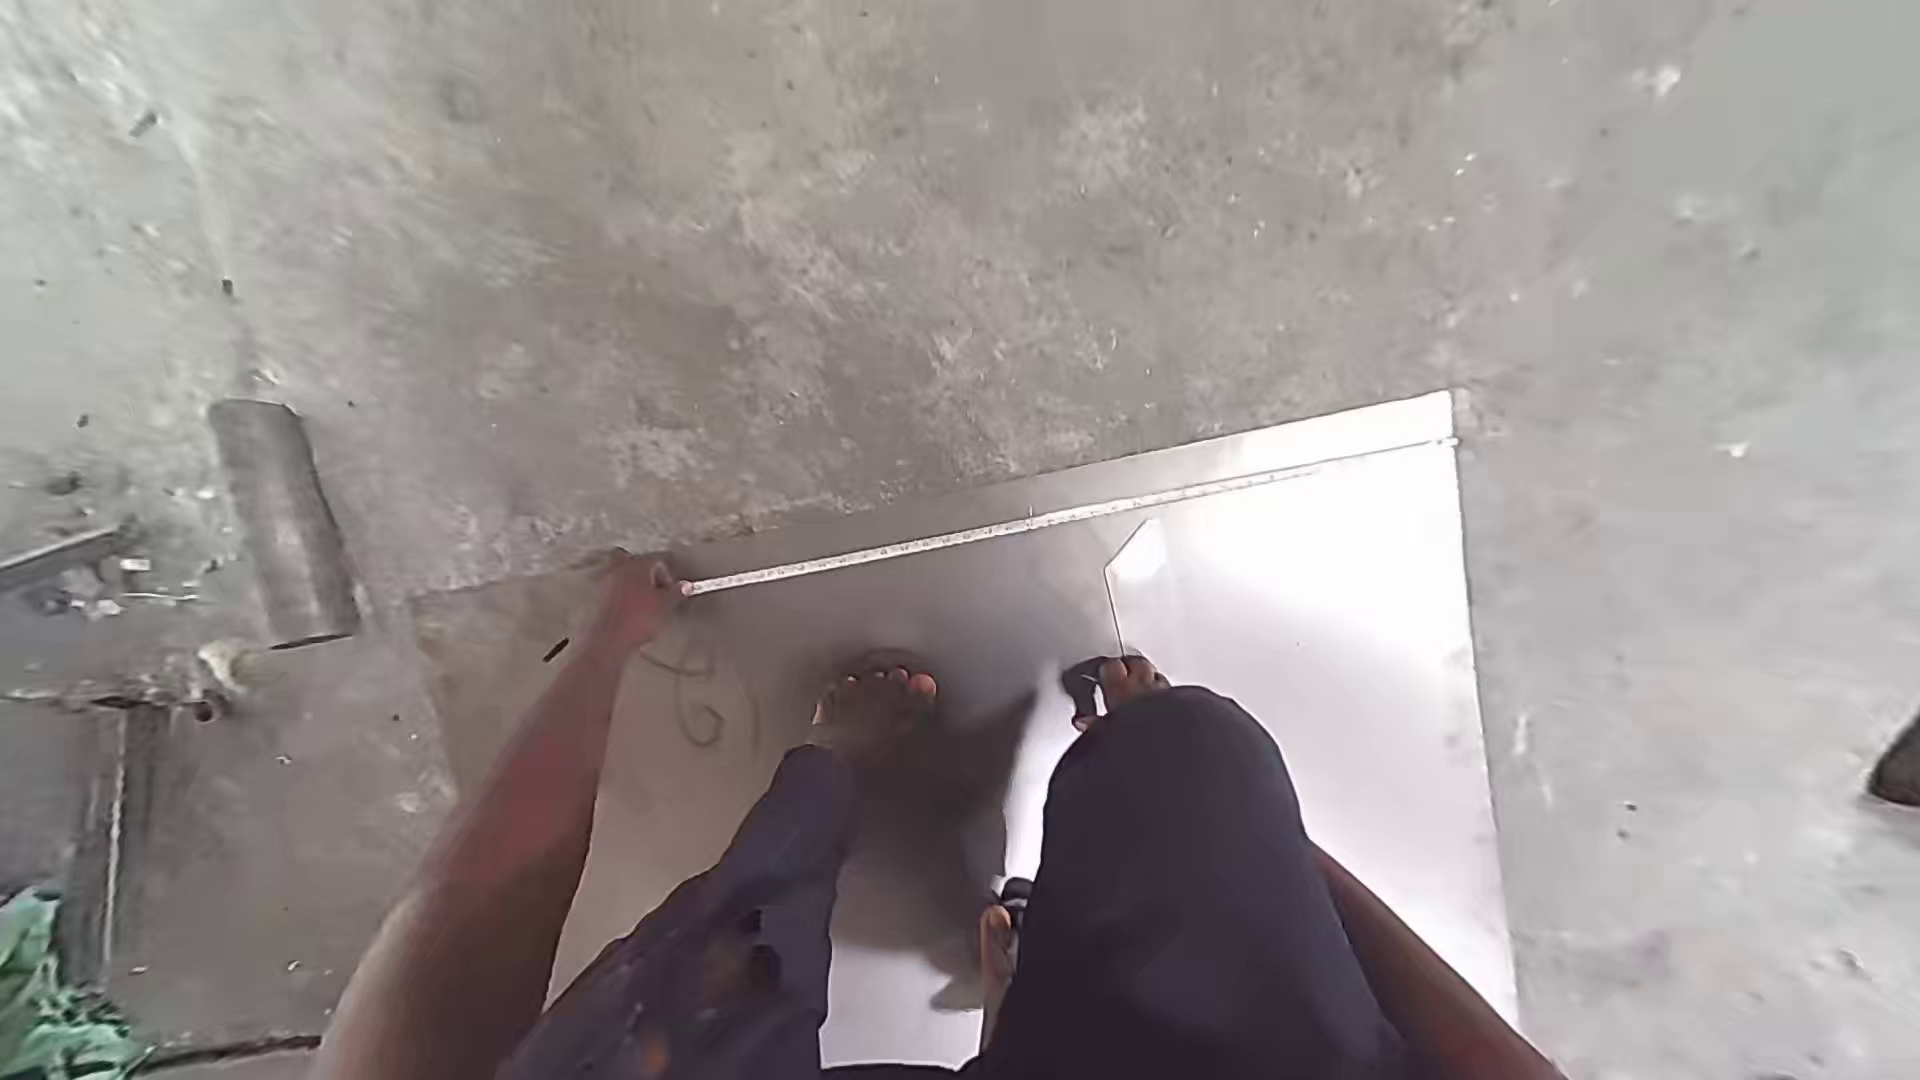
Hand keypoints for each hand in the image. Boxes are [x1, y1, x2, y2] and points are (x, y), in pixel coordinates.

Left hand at [586, 550, 680, 652]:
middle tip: (651, 585)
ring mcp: (599, 584)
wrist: (607, 643)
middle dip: (640, 569)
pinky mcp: (588, 600)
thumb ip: (676, 593)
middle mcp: (616, 570)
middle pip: (628, 559)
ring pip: (613, 574)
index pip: (657, 561)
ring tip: (637, 600)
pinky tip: (622, 611)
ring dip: (625, 583)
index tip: (671, 590)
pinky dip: (612, 597)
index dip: (667, 576)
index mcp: (637, 566)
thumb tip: (684, 587)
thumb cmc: (637, 620)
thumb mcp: (667, 606)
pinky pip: (603, 591)